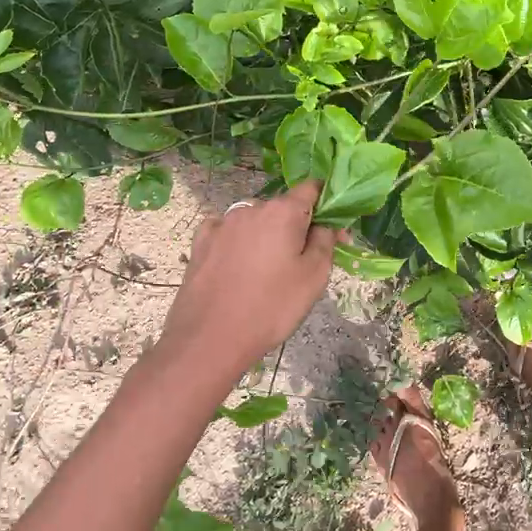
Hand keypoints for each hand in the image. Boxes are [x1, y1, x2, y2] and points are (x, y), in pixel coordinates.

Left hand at [157, 179, 339, 375]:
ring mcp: (221, 225)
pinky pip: (227, 232)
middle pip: (283, 207)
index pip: (312, 188)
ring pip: (255, 220)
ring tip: (267, 270)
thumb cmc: (271, 307)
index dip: (326, 207)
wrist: (207, 343)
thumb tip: (325, 224)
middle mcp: (251, 208)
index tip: (331, 233)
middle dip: (297, 226)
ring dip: (267, 235)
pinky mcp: (200, 244)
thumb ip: (325, 239)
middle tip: (302, 260)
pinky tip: (238, 265)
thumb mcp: (315, 275)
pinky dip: (237, 242)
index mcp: (283, 211)